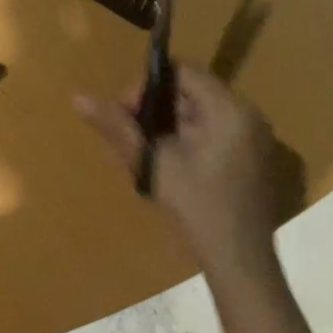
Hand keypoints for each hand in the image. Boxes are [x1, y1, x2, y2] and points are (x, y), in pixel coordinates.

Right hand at [75, 65, 302, 269]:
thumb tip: (79, 98)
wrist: (239, 260)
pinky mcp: (252, 160)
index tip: (127, 115)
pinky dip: (188, 143)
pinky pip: (213, 135)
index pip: (183, 72)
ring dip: (168, 129)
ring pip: (200, 116)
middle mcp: (248, 115)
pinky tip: (171, 170)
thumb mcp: (153, 164)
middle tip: (132, 140)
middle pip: (191, 93)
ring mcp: (254, 139)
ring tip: (147, 158)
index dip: (148, 87)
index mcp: (229, 109)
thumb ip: (119, 127)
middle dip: (155, 111)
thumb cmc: (197, 207)